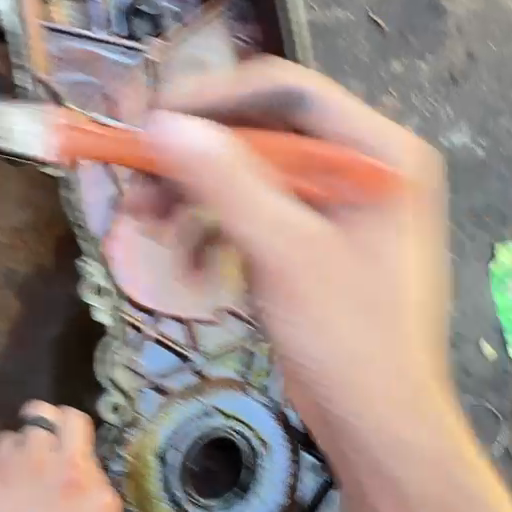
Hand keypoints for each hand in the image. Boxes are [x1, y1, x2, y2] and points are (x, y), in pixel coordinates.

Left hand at [0, 403, 122, 511]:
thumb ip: (88, 511)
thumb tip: (76, 492)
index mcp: (101, 500)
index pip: (97, 459)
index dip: (81, 466)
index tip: (68, 482)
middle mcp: (71, 470)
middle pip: (71, 418)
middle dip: (62, 425)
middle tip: (50, 446)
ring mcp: (32, 461)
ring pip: (36, 419)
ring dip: (31, 438)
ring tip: (21, 464)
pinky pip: (5, 439)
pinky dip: (5, 452)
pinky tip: (0, 476)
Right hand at [140, 57, 462, 463]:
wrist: (376, 420)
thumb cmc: (347, 337)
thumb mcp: (283, 252)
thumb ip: (224, 182)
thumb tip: (159, 124)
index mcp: (376, 151)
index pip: (285, 91)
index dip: (211, 98)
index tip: (148, 122)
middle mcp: (356, 163)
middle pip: (258, 130)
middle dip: (192, 155)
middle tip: (136, 180)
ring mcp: (330, 201)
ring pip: (243, 170)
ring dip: (190, 192)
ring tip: (144, 221)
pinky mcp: (306, 235)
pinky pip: (246, 208)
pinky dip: (208, 226)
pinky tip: (183, 260)